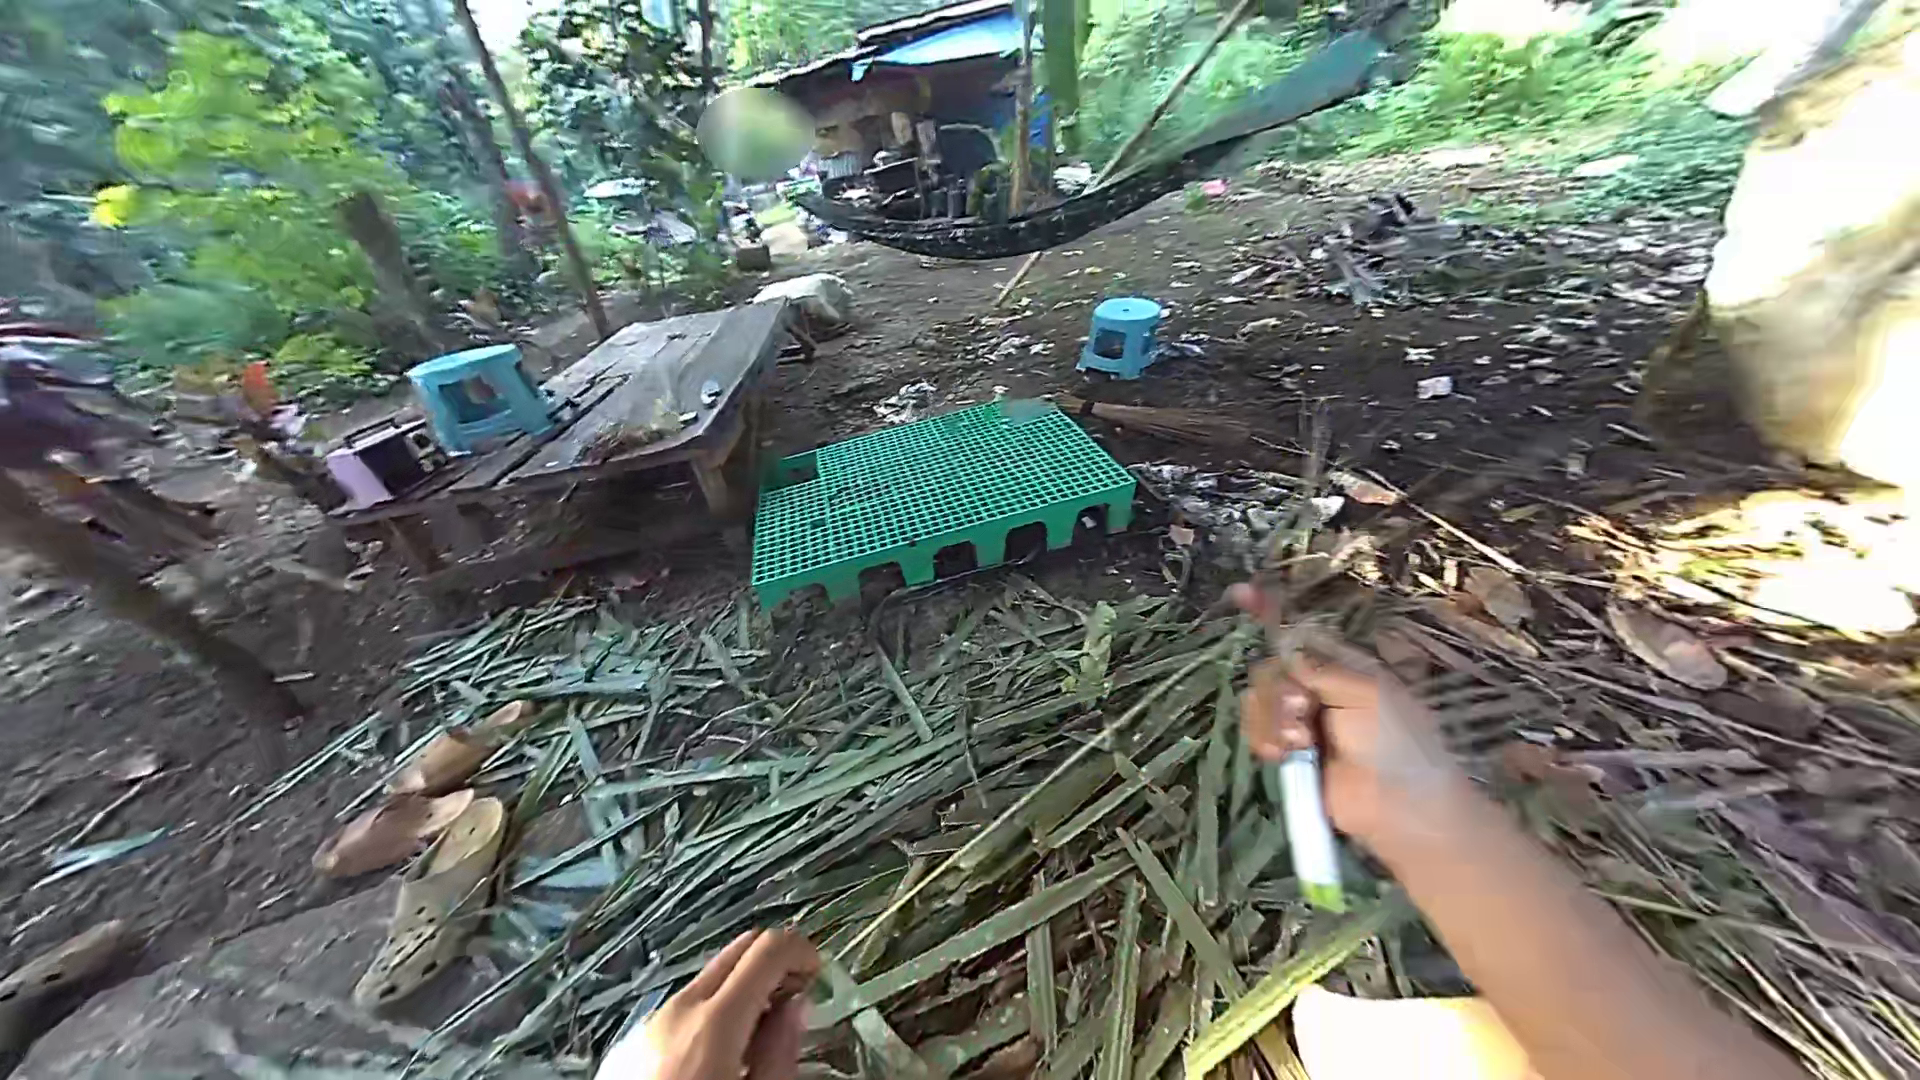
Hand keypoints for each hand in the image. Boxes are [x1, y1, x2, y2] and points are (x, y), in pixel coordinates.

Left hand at [597, 929, 819, 1079]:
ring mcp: (644, 1028)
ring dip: (743, 987)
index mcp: (713, 1024)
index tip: (816, 978)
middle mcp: (677, 1011)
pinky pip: (683, 1008)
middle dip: (774, 962)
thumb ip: (778, 1054)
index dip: (801, 951)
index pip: (768, 948)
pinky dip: (712, 1012)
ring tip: (757, 1036)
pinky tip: (716, 1060)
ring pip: (710, 977)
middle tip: (795, 998)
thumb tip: (794, 1005)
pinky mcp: (624, 1051)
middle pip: (738, 949)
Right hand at [1230, 584, 1470, 850]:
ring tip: (1301, 744)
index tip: (1240, 593)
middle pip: (1268, 667)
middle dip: (1279, 690)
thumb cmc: (1398, 743)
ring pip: (1257, 698)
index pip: (1298, 631)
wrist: (1400, 807)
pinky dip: (1265, 738)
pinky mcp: (1282, 747)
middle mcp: (1313, 687)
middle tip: (1303, 711)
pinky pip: (1254, 727)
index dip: (1268, 611)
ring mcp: (1295, 718)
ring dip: (1274, 719)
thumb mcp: (1367, 693)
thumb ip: (1320, 667)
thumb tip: (1284, 652)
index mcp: (1339, 666)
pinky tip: (1284, 754)